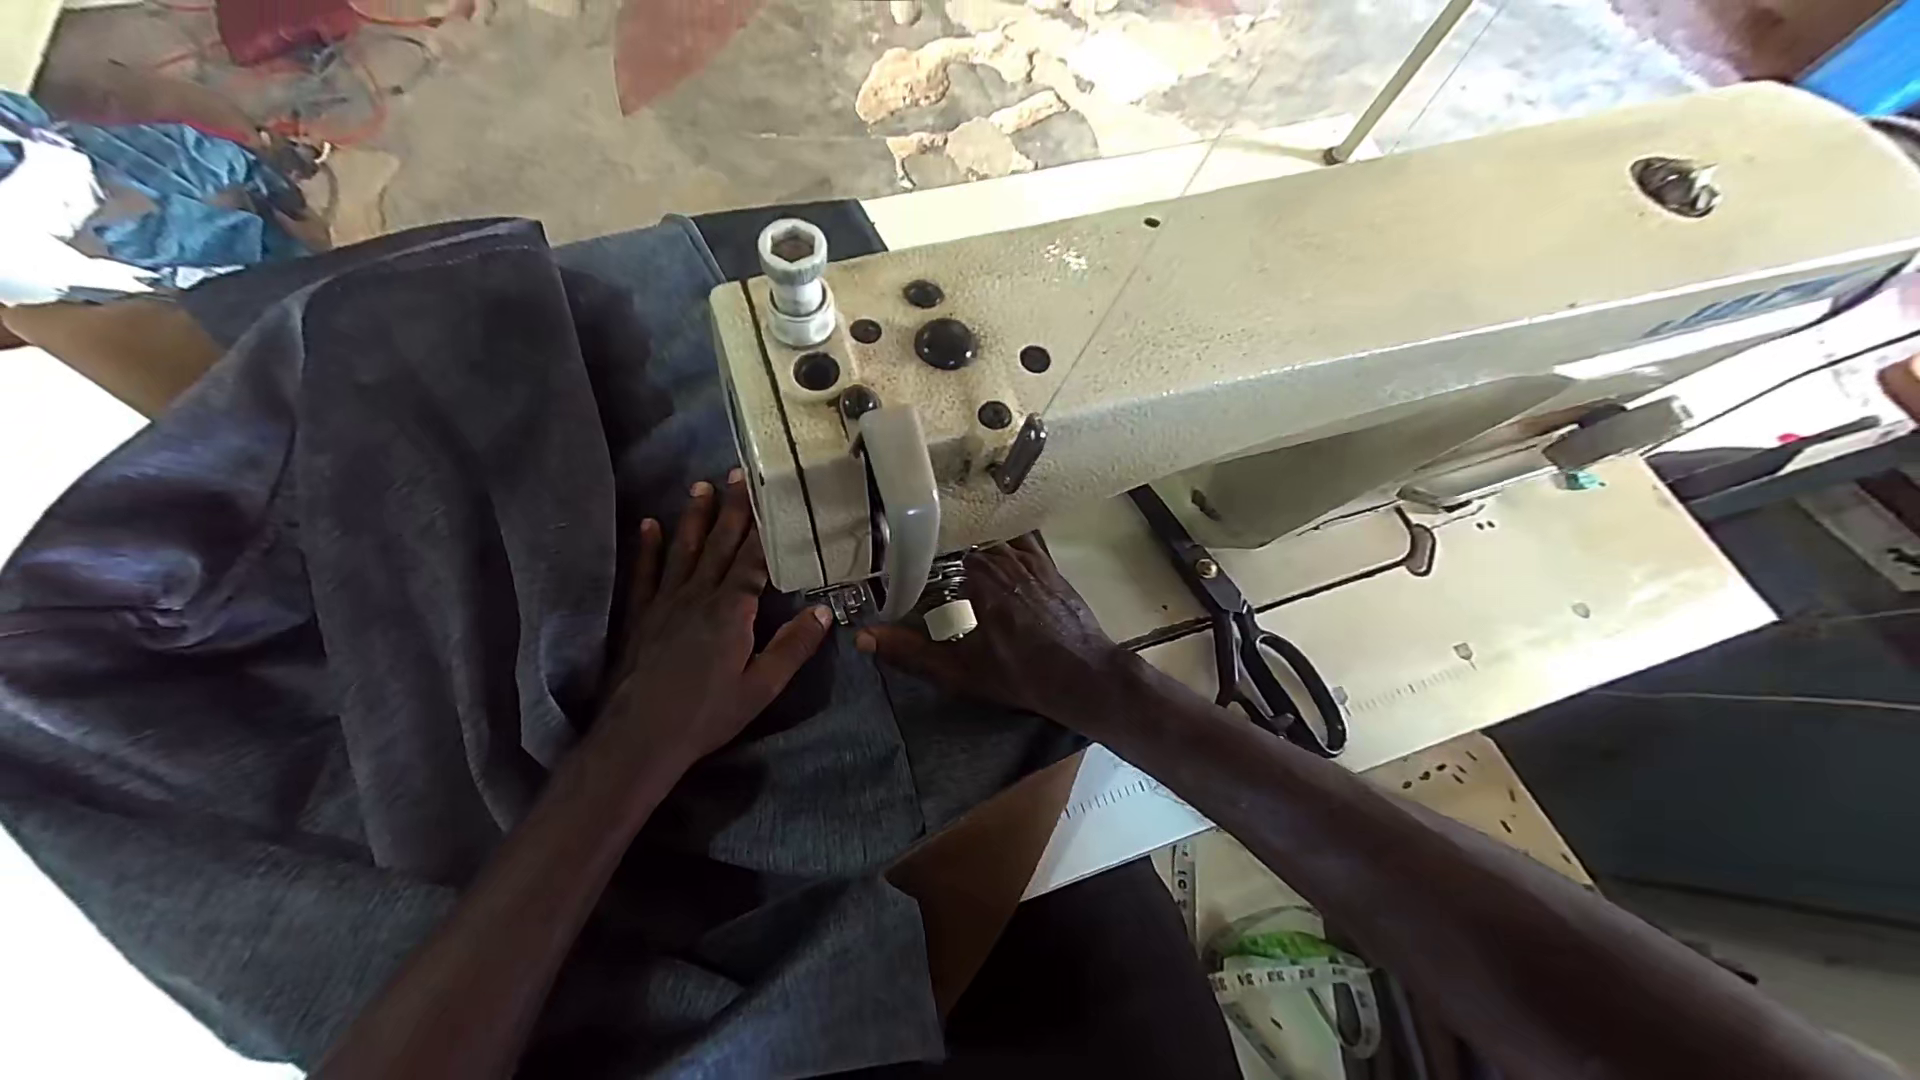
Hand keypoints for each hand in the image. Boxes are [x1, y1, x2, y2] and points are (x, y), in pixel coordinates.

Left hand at [600, 469, 831, 765]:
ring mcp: (664, 603)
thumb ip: (793, 647)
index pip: (753, 559)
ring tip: (701, 485)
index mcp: (732, 610)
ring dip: (694, 517)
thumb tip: (823, 610)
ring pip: (684, 550)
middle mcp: (698, 596)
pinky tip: (649, 525)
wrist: (639, 739)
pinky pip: (645, 574)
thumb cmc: (707, 714)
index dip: (764, 527)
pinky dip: (648, 548)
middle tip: (738, 472)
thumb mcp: (762, 686)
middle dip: (732, 508)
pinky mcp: (640, 616)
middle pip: (720, 544)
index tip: (772, 495)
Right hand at [855, 534, 1131, 731]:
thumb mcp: (959, 670)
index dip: (913, 558)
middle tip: (922, 556)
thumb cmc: (1020, 674)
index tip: (899, 566)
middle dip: (939, 547)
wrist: (1083, 675)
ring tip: (951, 546)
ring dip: (968, 537)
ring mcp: (1028, 557)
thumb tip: (863, 637)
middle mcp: (1001, 558)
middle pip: (960, 538)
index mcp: (976, 578)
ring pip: (989, 533)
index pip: (932, 553)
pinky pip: (1019, 535)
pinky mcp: (1047, 562)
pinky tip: (993, 542)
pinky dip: (1002, 534)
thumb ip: (910, 652)